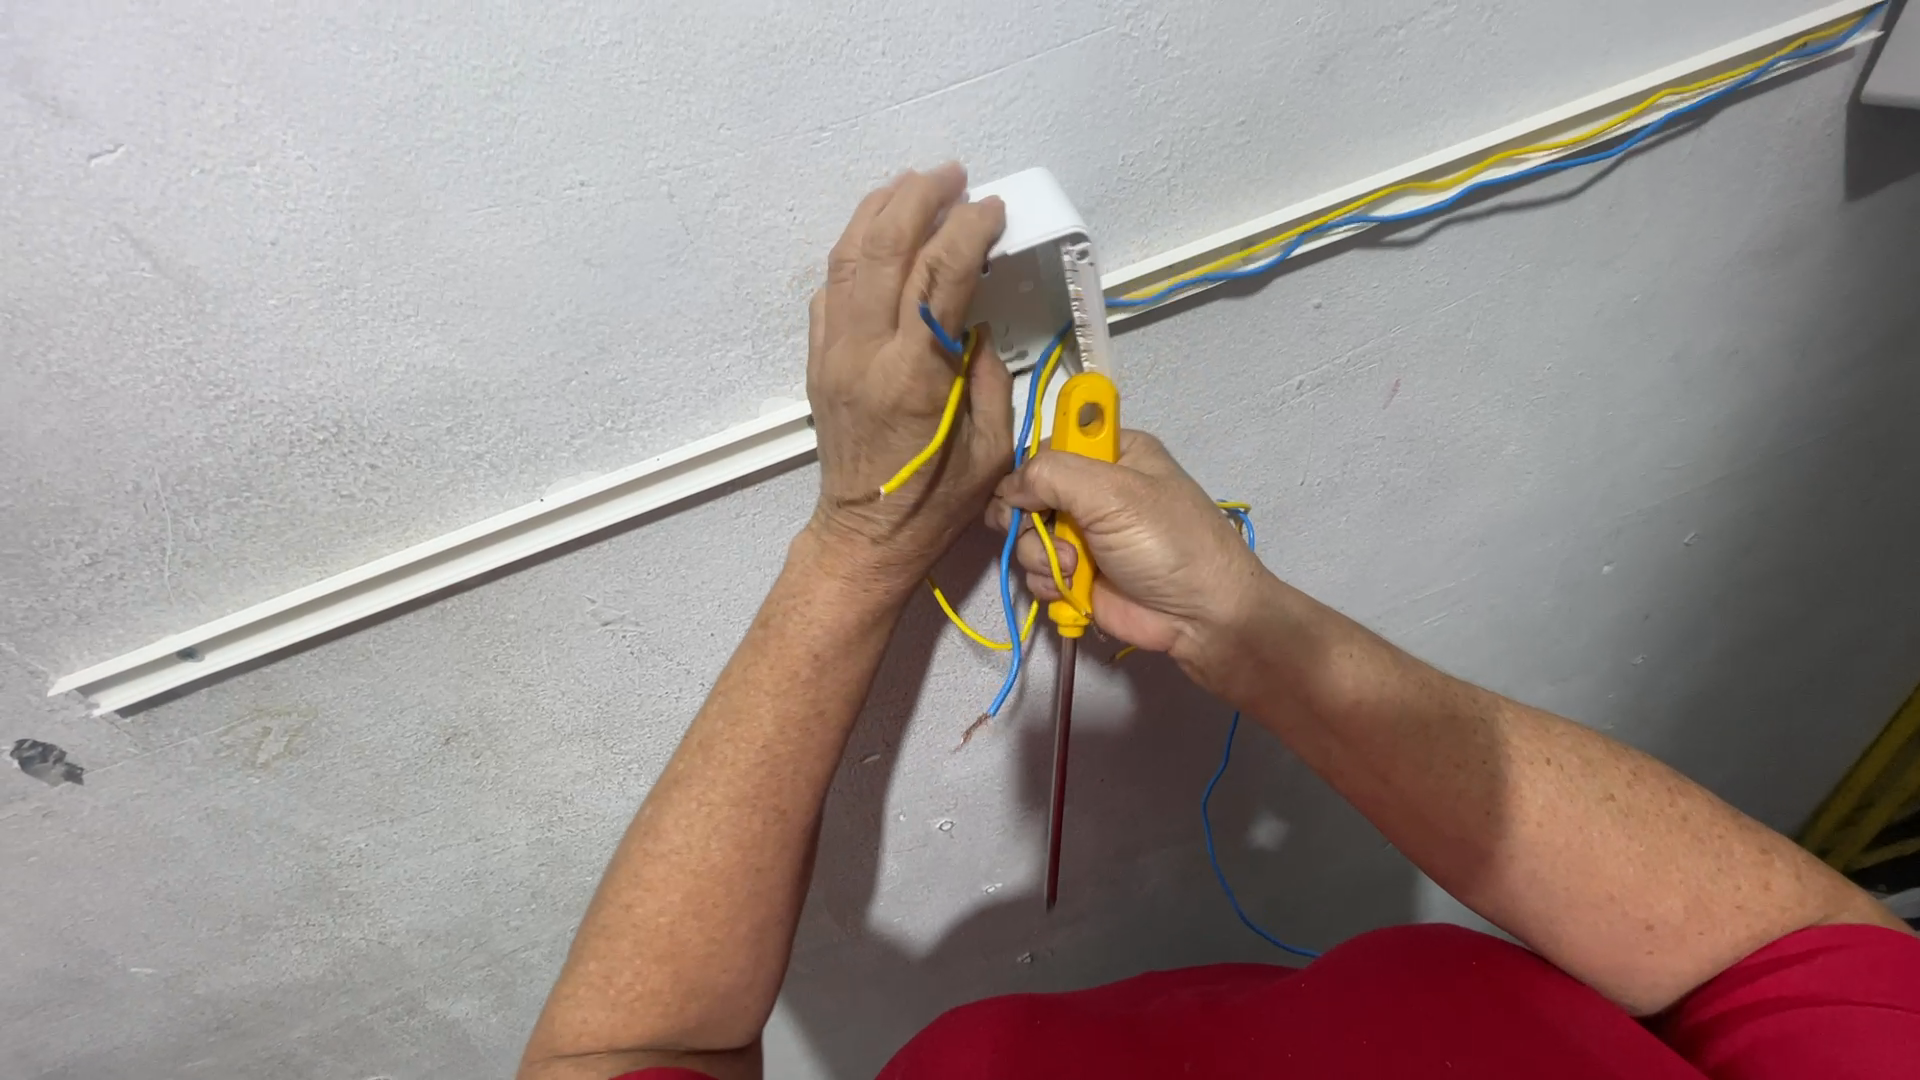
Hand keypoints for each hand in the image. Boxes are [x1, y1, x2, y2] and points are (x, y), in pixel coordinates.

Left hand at [805, 164, 1012, 594]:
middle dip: (920, 198)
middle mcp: (865, 352)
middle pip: (886, 246)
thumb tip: (978, 323)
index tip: (992, 209)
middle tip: (952, 176)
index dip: (969, 230)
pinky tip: (877, 241)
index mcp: (915, 375)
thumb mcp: (990, 449)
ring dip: (881, 211)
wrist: (864, 534)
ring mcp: (832, 353)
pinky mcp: (817, 360)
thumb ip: (990, 377)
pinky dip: (854, 253)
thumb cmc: (934, 502)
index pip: (942, 274)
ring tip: (912, 186)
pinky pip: (829, 290)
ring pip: (848, 257)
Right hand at [988, 431, 1276, 693]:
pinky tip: (1069, 588)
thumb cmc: (1166, 542)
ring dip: (1039, 554)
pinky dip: (1046, 580)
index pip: (1049, 446)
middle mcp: (1093, 490)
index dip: (1029, 469)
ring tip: (1073, 568)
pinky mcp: (1076, 573)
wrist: (1200, 617)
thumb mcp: (1113, 493)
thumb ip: (1051, 475)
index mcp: (1111, 453)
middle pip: (1028, 493)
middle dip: (1029, 518)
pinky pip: (1036, 570)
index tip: (1023, 493)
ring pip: (1026, 535)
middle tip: (1044, 533)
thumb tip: (1005, 488)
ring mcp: (1083, 534)